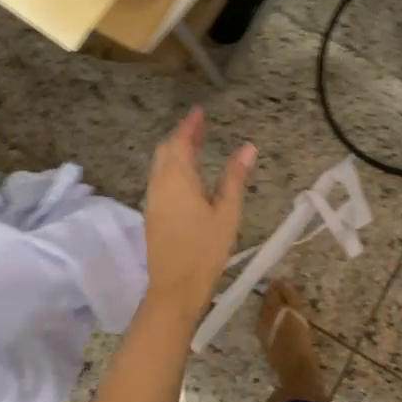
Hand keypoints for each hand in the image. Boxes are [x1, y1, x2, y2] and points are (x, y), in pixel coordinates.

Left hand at [142, 107, 255, 316]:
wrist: (175, 289)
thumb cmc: (205, 249)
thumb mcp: (227, 212)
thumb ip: (234, 178)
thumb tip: (248, 147)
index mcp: (177, 180)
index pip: (180, 143)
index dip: (189, 126)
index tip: (199, 112)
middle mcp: (160, 186)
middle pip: (166, 152)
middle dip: (181, 136)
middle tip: (200, 126)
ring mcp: (153, 201)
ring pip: (160, 166)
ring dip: (175, 151)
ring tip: (196, 145)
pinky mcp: (153, 215)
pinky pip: (160, 180)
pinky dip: (172, 167)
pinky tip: (187, 174)